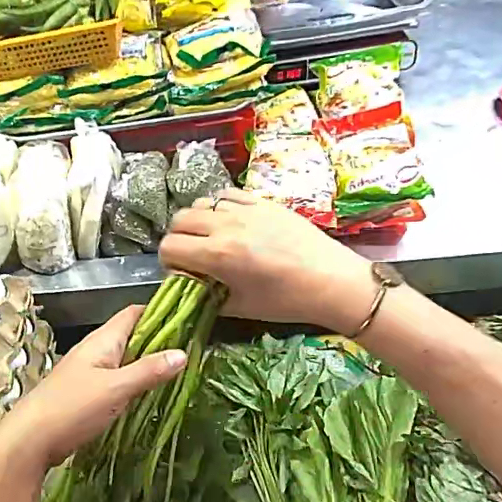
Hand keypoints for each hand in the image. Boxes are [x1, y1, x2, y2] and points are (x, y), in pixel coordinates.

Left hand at [0, 306, 186, 468]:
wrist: (30, 440)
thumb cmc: (72, 407)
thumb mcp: (116, 388)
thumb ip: (149, 370)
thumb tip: (183, 353)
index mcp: (102, 341)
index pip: (133, 313)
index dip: (159, 312)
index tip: (188, 320)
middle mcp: (95, 351)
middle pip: (131, 336)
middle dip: (159, 341)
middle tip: (192, 351)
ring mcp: (89, 373)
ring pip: (124, 361)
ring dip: (147, 365)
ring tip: (178, 373)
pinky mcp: (86, 395)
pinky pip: (116, 381)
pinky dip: (134, 384)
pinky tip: (149, 396)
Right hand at [159, 189, 372, 332]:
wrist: (332, 282)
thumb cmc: (287, 301)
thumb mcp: (240, 307)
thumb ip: (207, 296)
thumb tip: (190, 287)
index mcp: (218, 255)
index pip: (169, 247)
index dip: (169, 262)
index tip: (183, 273)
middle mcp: (226, 226)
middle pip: (179, 220)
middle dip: (179, 239)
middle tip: (193, 256)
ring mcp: (245, 210)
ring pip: (200, 203)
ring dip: (197, 221)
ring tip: (211, 238)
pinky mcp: (263, 202)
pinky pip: (227, 195)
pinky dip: (219, 207)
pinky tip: (230, 222)